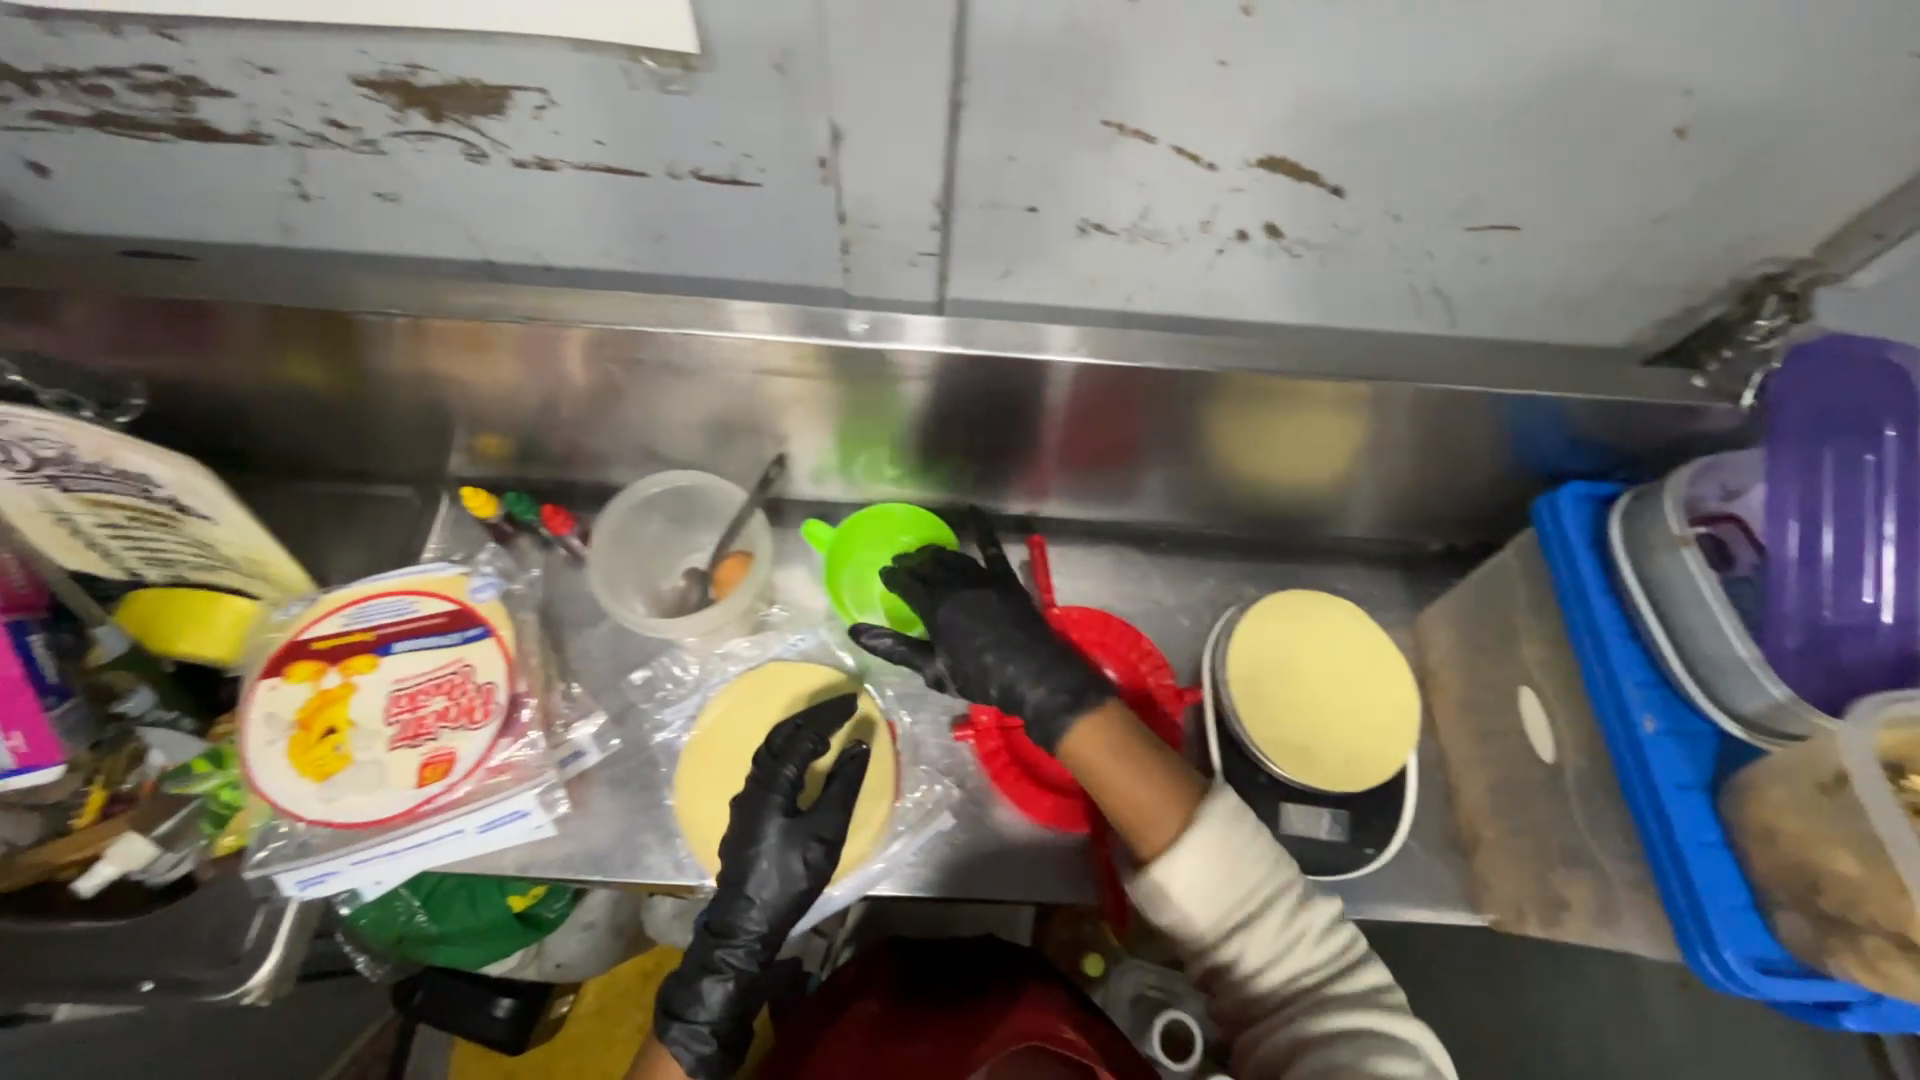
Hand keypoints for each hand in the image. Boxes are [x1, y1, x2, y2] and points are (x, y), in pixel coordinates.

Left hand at [653, 693, 871, 1079]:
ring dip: (799, 733)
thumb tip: (859, 745)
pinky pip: (769, 767)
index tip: (854, 701)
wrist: (746, 922)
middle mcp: (753, 782)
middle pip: (781, 736)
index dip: (828, 716)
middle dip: (811, 717)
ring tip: (827, 727)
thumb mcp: (825, 831)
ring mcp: (746, 798)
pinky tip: (804, 761)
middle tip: (841, 705)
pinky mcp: (747, 814)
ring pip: (771, 752)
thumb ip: (842, 785)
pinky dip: (790, 752)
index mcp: (772, 782)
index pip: (802, 735)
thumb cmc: (790, 876)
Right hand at [849, 510, 1112, 752]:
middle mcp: (955, 585)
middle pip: (927, 566)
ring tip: (926, 553)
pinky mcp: (1004, 578)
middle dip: (911, 562)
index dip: (893, 578)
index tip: (885, 573)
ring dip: (936, 553)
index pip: (906, 584)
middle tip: (902, 561)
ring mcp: (982, 578)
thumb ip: (896, 648)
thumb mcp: (932, 669)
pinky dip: (982, 527)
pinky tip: (973, 511)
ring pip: (953, 557)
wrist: (1032, 674)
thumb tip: (855, 632)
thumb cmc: (979, 677)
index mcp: (935, 607)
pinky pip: (991, 547)